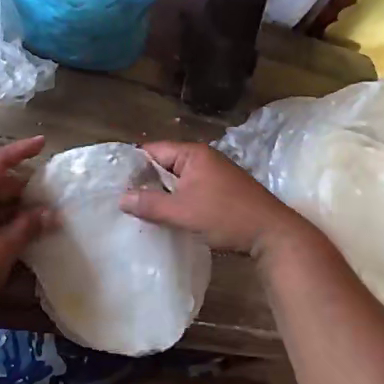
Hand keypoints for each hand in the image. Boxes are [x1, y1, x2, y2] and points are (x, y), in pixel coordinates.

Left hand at [0, 136, 50, 329]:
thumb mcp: (1, 249)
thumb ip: (28, 227)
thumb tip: (52, 213)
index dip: (21, 151)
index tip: (42, 142)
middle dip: (24, 189)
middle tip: (52, 197)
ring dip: (15, 209)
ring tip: (43, 218)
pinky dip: (3, 222)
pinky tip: (21, 235)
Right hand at [118, 141, 317, 257]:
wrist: (271, 233)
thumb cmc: (226, 216)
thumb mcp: (182, 211)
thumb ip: (150, 204)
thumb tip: (121, 198)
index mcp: (194, 154)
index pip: (153, 150)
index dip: (132, 165)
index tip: (112, 182)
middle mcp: (204, 158)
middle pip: (165, 165)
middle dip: (145, 181)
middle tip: (119, 199)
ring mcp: (214, 175)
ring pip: (178, 180)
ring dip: (162, 194)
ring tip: (136, 209)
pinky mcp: (221, 192)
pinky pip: (191, 191)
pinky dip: (178, 201)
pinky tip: (165, 216)